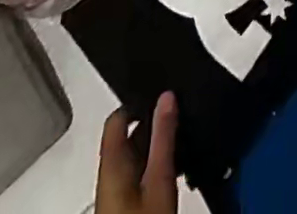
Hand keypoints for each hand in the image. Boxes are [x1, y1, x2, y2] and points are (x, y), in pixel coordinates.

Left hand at [96, 92, 177, 213]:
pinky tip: (179, 166)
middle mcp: (110, 173)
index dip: (138, 102)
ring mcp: (117, 191)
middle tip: (182, 114)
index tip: (164, 94)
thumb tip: (166, 96)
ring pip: (136, 154)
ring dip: (157, 143)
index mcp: (111, 163)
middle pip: (127, 135)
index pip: (117, 118)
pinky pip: (140, 172)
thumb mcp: (160, 179)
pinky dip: (157, 162)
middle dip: (154, 122)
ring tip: (185, 136)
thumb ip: (163, 136)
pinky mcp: (126, 205)